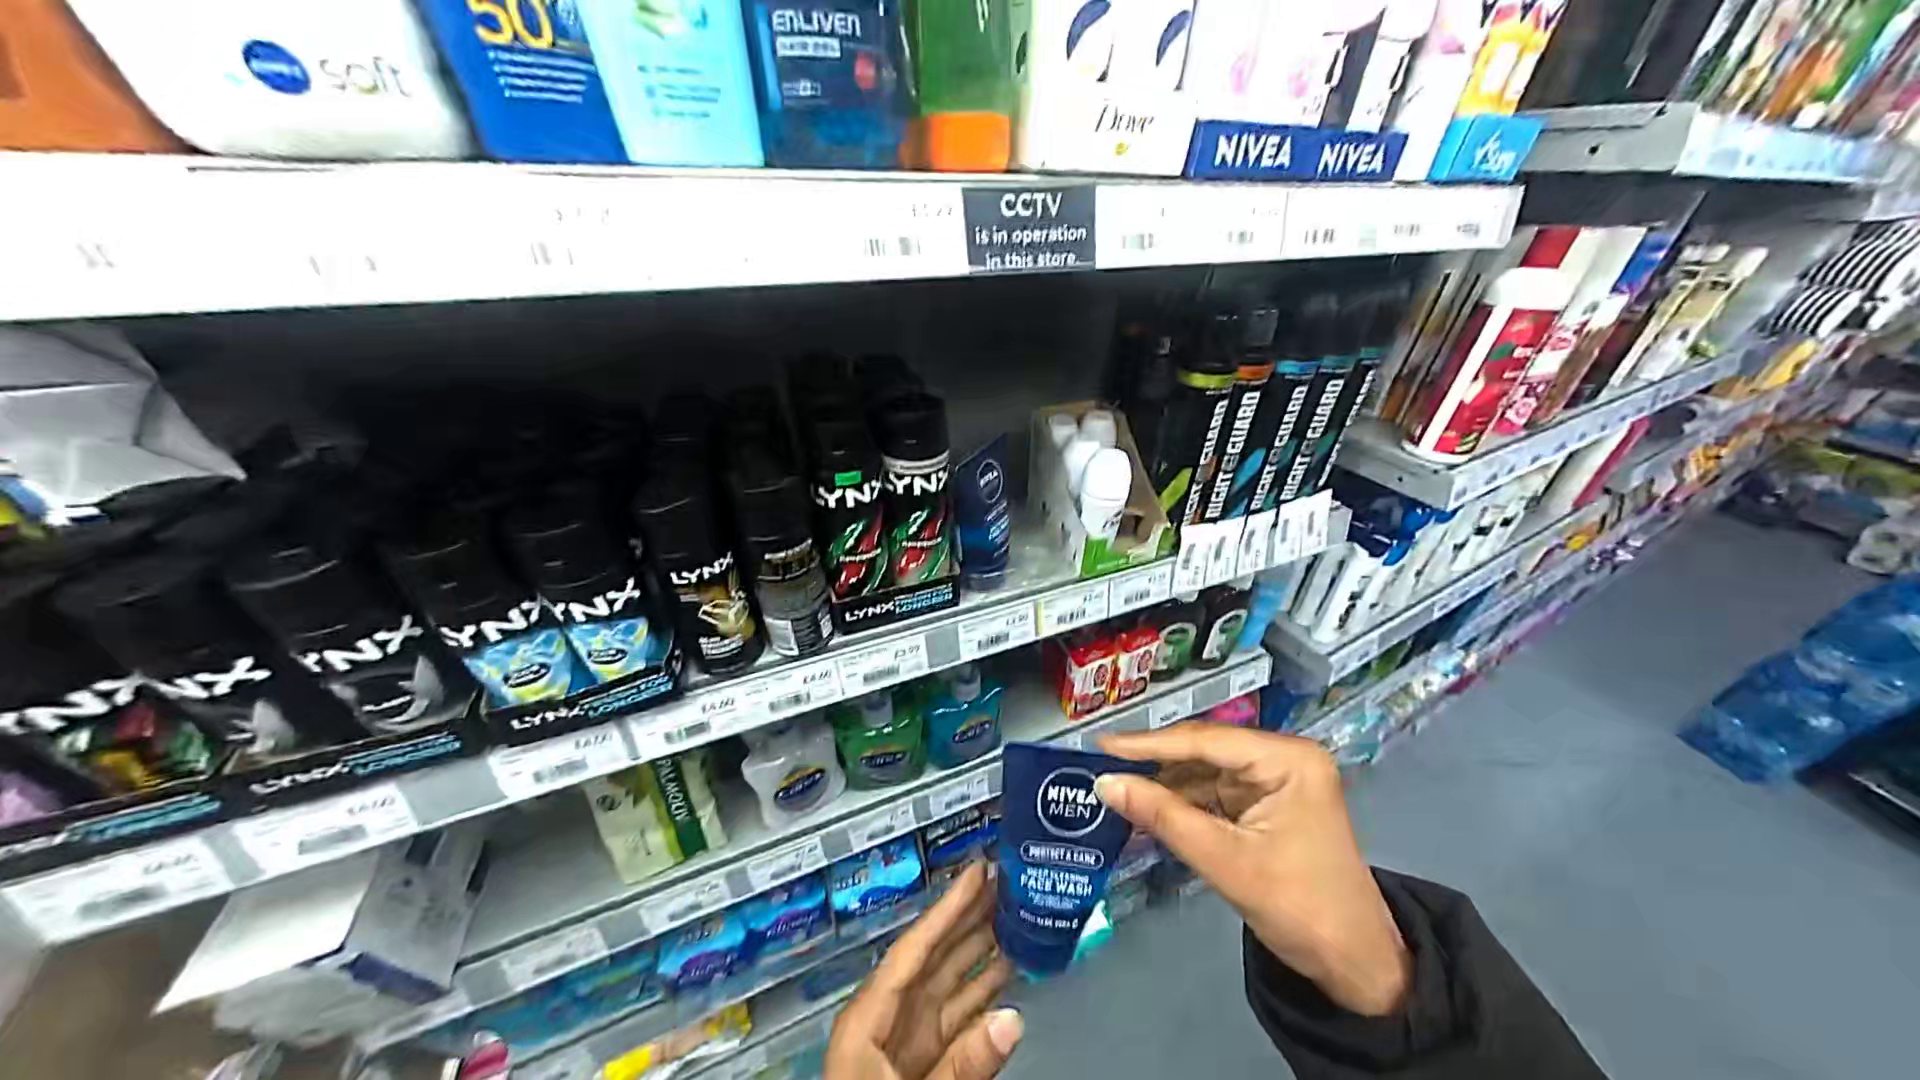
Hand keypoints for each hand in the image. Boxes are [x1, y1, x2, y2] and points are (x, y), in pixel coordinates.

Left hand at [825, 861, 1021, 1079]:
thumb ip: (962, 1069)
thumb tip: (1013, 1016)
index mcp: (869, 1021)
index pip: (913, 951)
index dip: (947, 909)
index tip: (977, 874)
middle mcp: (889, 1022)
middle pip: (934, 960)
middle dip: (969, 921)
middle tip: (1006, 883)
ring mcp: (909, 1045)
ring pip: (951, 987)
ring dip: (982, 954)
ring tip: (1015, 918)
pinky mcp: (927, 1069)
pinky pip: (959, 1022)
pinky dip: (984, 999)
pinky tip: (1008, 977)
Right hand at [1095, 724, 1411, 1016]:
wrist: (1356, 966)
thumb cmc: (1301, 910)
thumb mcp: (1226, 862)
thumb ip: (1164, 817)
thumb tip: (1105, 783)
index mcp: (1288, 760)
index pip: (1205, 740)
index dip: (1148, 743)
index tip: (1101, 745)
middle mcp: (1282, 757)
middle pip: (1203, 750)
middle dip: (1154, 762)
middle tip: (1101, 763)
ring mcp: (1274, 779)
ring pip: (1203, 770)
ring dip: (1163, 782)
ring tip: (1114, 784)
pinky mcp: (1264, 801)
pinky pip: (1212, 790)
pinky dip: (1181, 800)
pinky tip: (1147, 805)